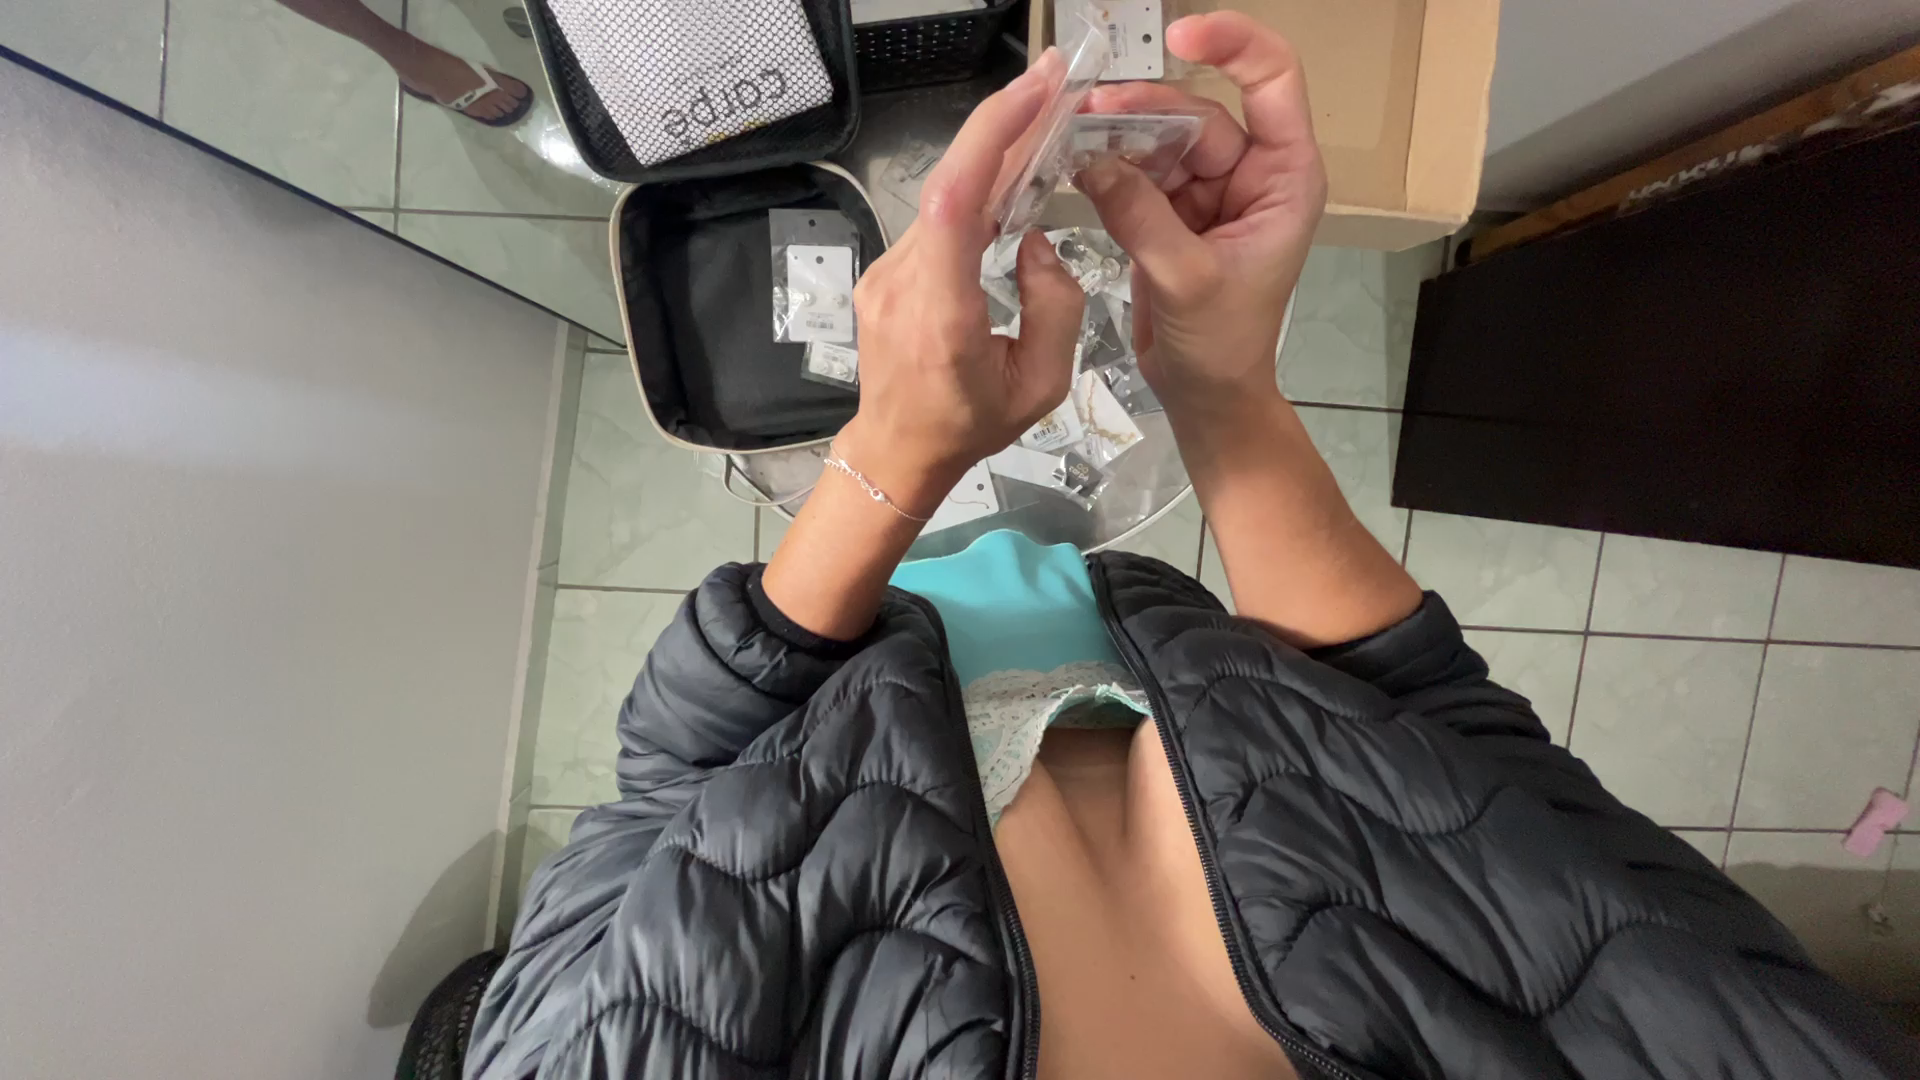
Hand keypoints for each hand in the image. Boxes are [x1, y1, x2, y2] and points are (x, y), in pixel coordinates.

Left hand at [837, 63, 1085, 517]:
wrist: (897, 449)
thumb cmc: (970, 426)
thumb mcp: (1040, 386)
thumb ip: (1055, 309)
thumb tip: (1036, 243)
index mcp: (942, 317)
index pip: (953, 202)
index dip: (991, 135)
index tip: (1038, 90)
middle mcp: (901, 286)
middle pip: (948, 186)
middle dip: (1002, 129)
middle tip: (1053, 89)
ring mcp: (882, 277)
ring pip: (939, 200)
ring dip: (989, 162)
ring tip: (1038, 133)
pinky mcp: (880, 275)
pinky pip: (930, 223)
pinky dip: (969, 196)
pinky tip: (1002, 188)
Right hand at [1076, 12, 1326, 415]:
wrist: (1204, 392)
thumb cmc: (1221, 343)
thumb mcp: (1186, 278)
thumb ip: (1141, 216)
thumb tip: (1090, 159)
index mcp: (1282, 178)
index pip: (1272, 81)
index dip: (1232, 44)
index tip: (1179, 34)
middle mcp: (1247, 177)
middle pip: (1196, 116)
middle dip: (1143, 112)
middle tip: (1084, 112)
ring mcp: (1205, 199)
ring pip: (1160, 148)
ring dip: (1118, 142)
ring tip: (1071, 138)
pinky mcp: (1170, 223)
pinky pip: (1138, 183)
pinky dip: (1109, 176)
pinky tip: (1077, 170)